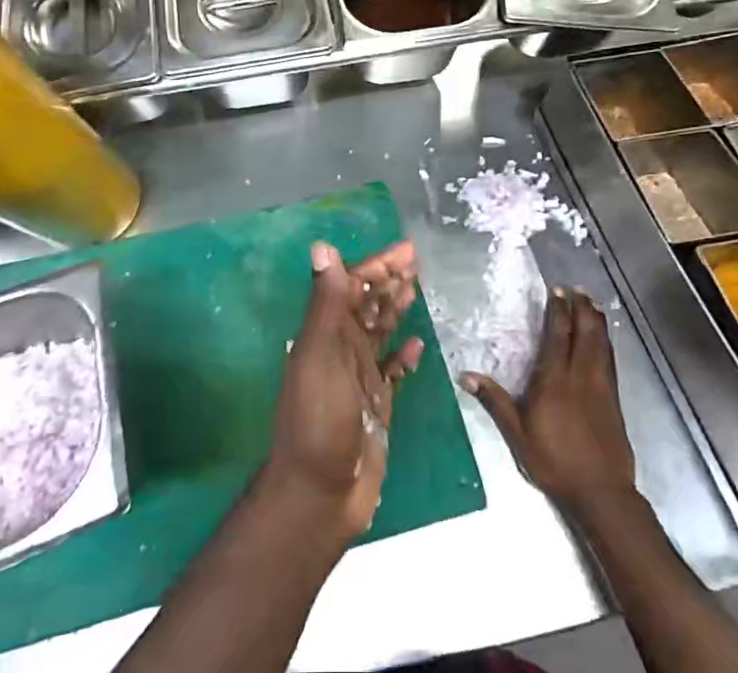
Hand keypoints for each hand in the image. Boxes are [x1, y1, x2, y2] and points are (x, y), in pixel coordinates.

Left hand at [264, 239, 424, 540]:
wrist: (321, 489)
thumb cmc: (320, 419)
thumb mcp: (321, 354)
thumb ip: (325, 303)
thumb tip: (322, 247)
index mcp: (326, 334)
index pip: (351, 287)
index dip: (376, 266)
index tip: (406, 250)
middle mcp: (340, 349)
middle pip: (366, 305)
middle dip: (387, 281)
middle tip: (416, 262)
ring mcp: (358, 377)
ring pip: (379, 332)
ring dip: (394, 309)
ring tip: (416, 289)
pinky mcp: (375, 404)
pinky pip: (392, 371)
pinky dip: (403, 356)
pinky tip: (418, 346)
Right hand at [461, 289, 635, 511]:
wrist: (601, 491)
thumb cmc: (553, 460)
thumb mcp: (517, 432)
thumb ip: (495, 401)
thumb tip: (466, 375)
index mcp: (555, 380)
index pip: (558, 335)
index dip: (558, 311)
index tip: (556, 291)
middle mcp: (581, 376)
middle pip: (585, 333)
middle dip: (581, 308)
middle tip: (576, 289)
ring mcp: (601, 387)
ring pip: (602, 344)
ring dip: (597, 321)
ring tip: (593, 303)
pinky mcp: (613, 399)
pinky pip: (610, 360)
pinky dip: (606, 342)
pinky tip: (604, 339)